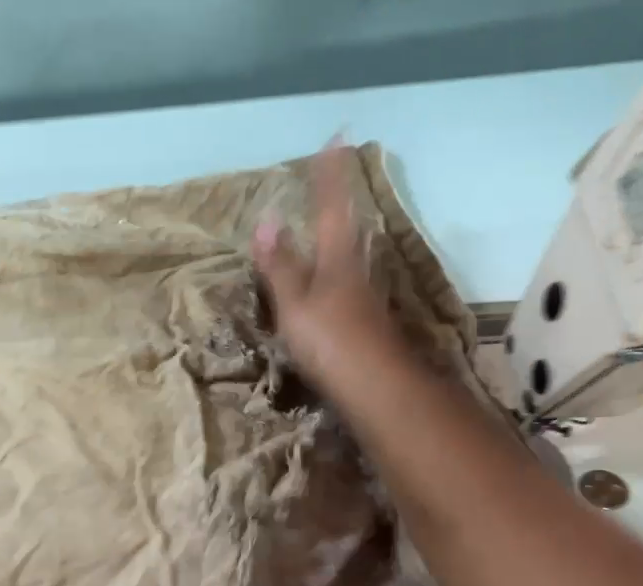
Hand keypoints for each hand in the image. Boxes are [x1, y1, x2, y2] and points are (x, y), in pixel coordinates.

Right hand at [251, 140, 404, 379]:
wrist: (376, 388)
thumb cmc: (331, 341)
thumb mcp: (294, 304)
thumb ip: (280, 266)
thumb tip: (267, 219)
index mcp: (336, 259)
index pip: (332, 207)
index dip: (332, 176)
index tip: (337, 139)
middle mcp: (354, 271)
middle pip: (347, 229)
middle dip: (339, 203)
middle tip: (335, 178)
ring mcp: (362, 297)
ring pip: (349, 255)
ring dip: (339, 237)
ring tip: (328, 225)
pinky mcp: (363, 322)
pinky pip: (345, 283)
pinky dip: (333, 271)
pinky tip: (330, 282)